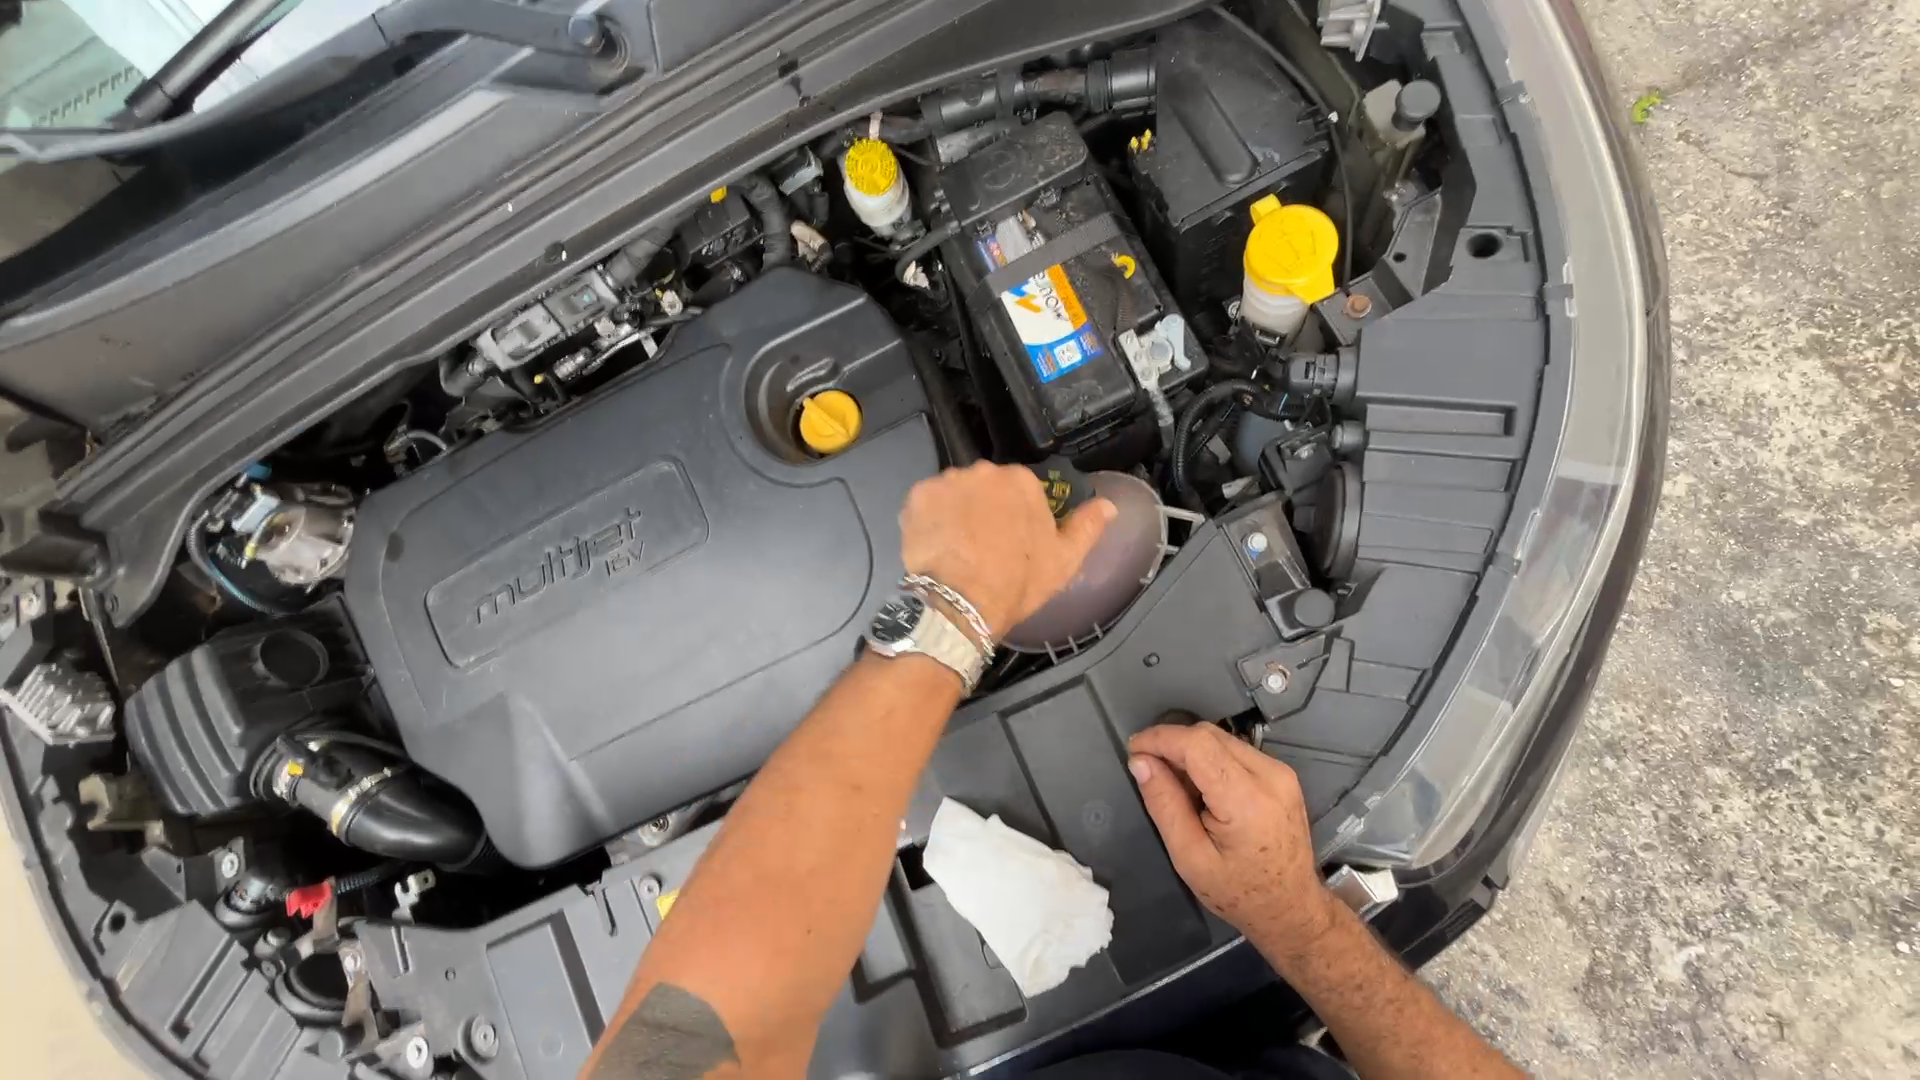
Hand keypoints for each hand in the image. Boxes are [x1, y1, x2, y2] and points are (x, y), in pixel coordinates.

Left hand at [898, 462, 1115, 635]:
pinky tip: (936, 545)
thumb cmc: (1016, 581)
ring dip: (956, 512)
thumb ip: (1087, 527)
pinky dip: (929, 520)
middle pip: (985, 487)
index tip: (1012, 540)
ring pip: (954, 494)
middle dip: (984, 509)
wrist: (962, 602)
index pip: (1020, 489)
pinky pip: (925, 504)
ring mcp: (947, 482)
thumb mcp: (1064, 560)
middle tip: (983, 545)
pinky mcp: (916, 498)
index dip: (1016, 515)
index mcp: (1021, 480)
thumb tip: (1108, 505)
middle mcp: (983, 471)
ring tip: (957, 548)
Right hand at [1128, 722, 1338, 957]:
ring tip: (1176, 783)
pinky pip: (1234, 748)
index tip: (1134, 751)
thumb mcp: (1188, 857)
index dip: (1160, 738)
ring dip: (1189, 750)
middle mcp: (1270, 776)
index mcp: (1246, 801)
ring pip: (1219, 737)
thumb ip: (1164, 804)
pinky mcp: (1281, 773)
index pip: (1197, 744)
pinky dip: (1208, 757)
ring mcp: (1280, 771)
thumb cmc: (1238, 892)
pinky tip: (1201, 787)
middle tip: (1150, 770)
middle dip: (1171, 743)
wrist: (1292, 909)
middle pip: (1207, 735)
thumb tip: (1140, 762)